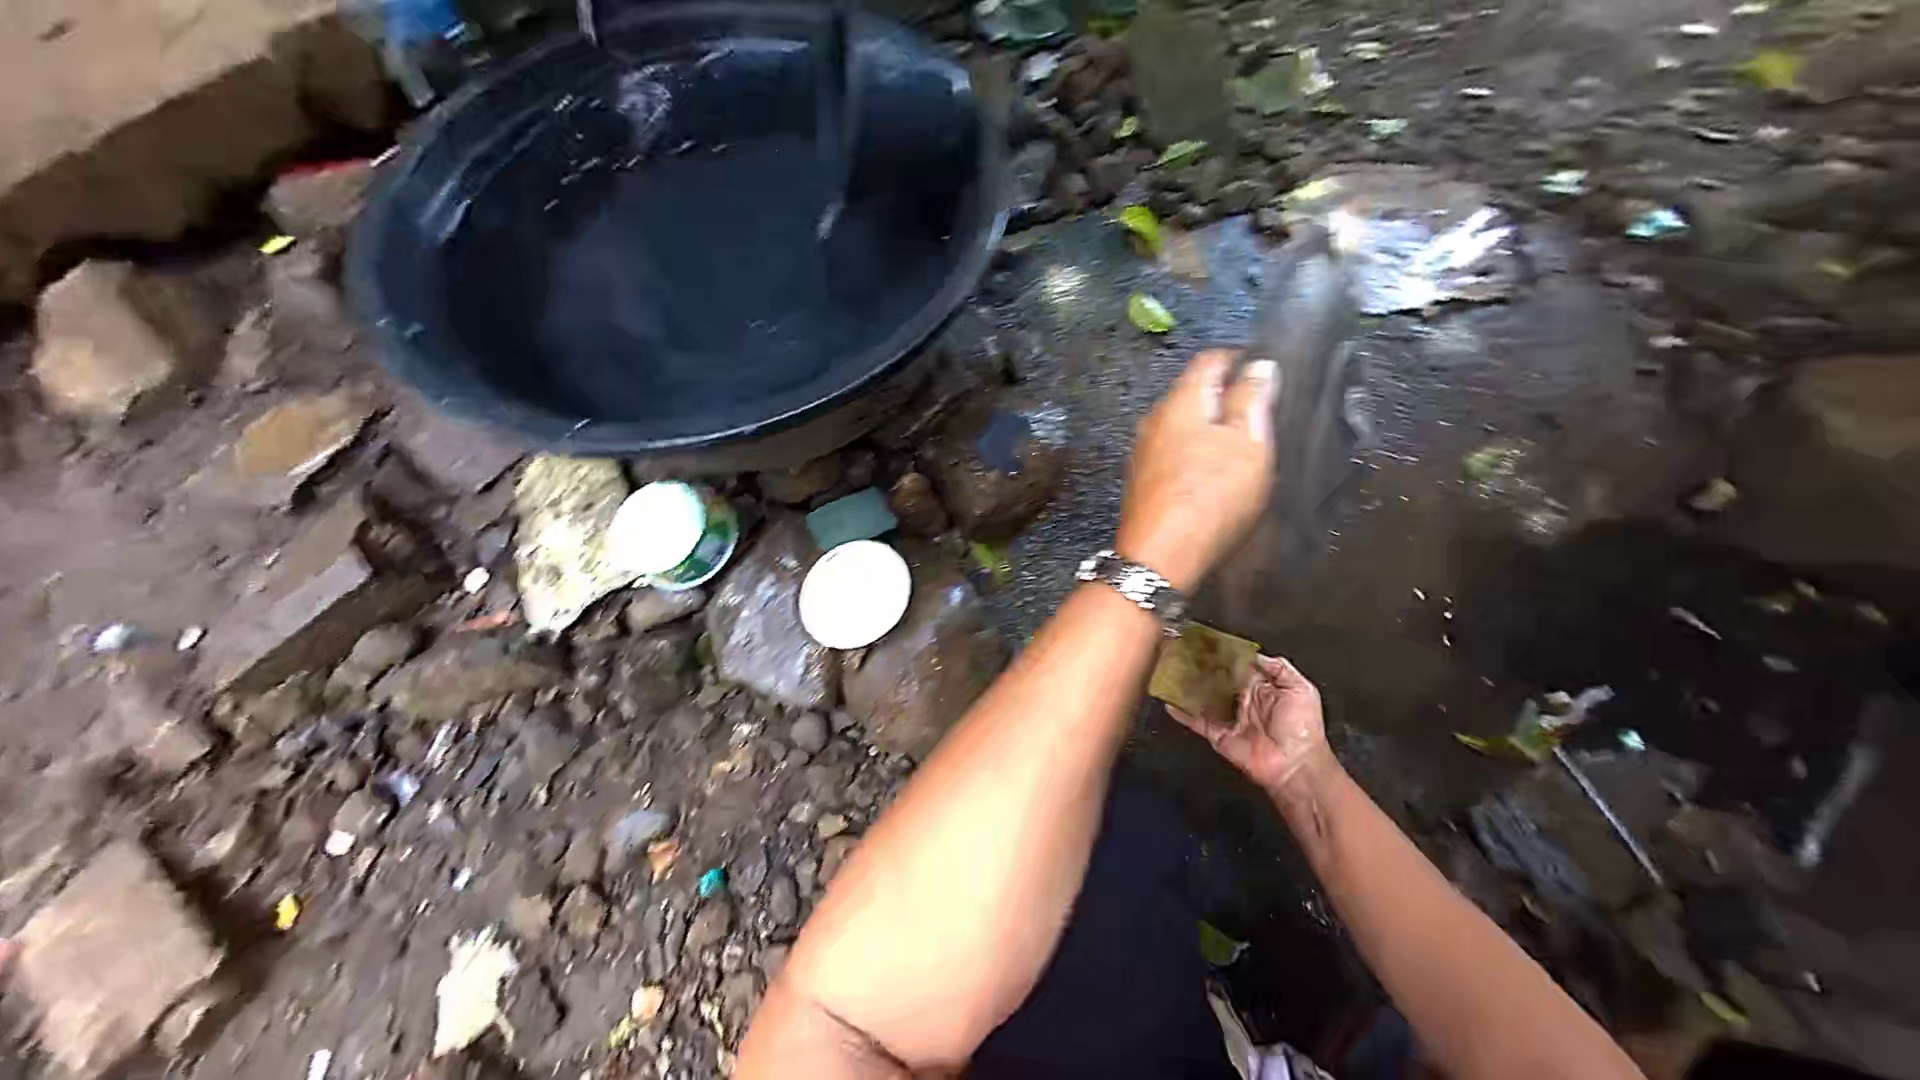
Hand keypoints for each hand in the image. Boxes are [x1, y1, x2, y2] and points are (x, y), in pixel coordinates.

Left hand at [1114, 350, 1277, 590]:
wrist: (1160, 554)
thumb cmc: (1211, 495)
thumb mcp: (1248, 443)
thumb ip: (1252, 400)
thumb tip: (1259, 365)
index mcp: (1181, 400)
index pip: (1211, 358)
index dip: (1242, 357)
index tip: (1267, 370)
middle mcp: (1154, 418)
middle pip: (1194, 391)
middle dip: (1227, 395)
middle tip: (1260, 412)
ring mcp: (1144, 450)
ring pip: (1182, 423)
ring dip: (1210, 427)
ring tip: (1241, 445)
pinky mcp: (1142, 478)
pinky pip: (1173, 451)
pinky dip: (1195, 451)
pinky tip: (1213, 472)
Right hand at [1170, 655, 1333, 797]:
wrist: (1296, 765)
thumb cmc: (1303, 729)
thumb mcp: (1301, 689)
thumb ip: (1280, 668)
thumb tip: (1256, 654)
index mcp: (1261, 689)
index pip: (1238, 667)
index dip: (1224, 655)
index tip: (1208, 643)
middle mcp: (1243, 701)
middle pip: (1218, 680)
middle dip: (1203, 668)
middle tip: (1185, 654)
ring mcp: (1229, 718)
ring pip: (1204, 698)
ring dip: (1190, 687)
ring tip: (1173, 672)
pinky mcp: (1219, 734)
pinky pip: (1197, 721)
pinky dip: (1182, 713)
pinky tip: (1170, 702)